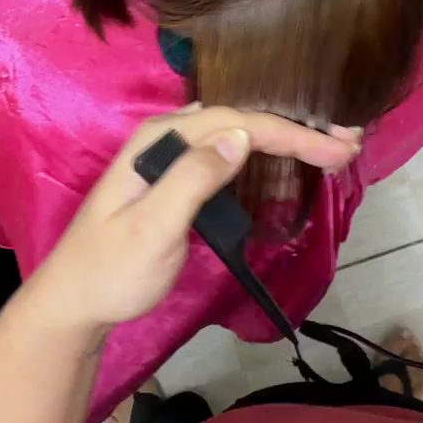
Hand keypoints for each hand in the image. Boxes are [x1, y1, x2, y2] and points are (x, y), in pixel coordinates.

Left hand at [17, 104, 360, 336]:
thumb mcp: (152, 229)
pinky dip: (262, 157)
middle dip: (295, 130)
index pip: (236, 123)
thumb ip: (192, 180)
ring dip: (283, 140)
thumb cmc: (111, 269)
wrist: (75, 300)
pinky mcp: (177, 179)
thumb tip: (239, 136)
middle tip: (347, 143)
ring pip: (236, 136)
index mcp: (159, 140)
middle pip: (240, 122)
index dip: (290, 133)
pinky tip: (285, 164)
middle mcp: (166, 137)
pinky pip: (226, 156)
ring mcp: (171, 157)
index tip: (337, 148)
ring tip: (328, 149)